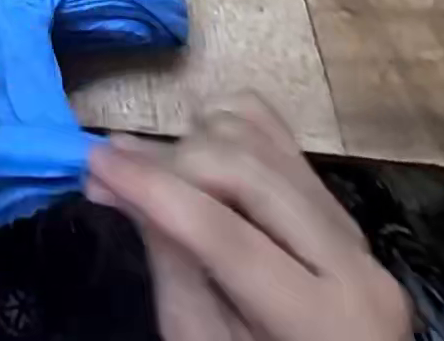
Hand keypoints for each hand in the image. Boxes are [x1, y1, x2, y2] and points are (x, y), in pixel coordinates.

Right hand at [85, 91, 410, 340]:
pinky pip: (270, 127)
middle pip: (239, 168)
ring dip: (189, 141)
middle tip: (113, 170)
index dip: (150, 187)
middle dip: (166, 162)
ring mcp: (346, 221)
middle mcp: (351, 258)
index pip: (223, 232)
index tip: (92, 158)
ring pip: (253, 137)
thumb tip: (115, 177)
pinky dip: (221, 122)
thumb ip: (166, 258)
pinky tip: (193, 146)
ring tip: (154, 171)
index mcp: (324, 321)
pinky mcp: (330, 198)